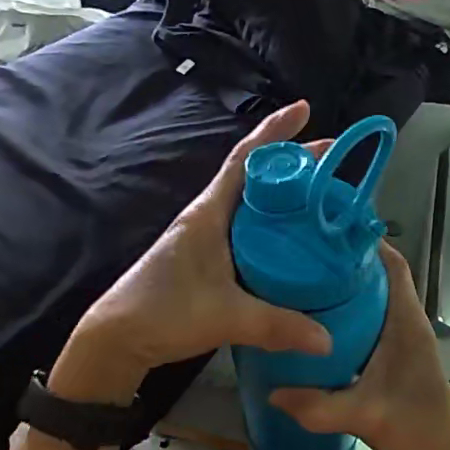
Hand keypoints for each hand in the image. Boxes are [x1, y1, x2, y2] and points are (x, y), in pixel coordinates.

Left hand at [53, 102, 332, 402]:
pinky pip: (249, 226)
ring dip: (284, 190)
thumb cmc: (164, 313)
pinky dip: (274, 220)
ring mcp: (207, 235)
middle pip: (255, 174)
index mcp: (209, 212)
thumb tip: (328, 340)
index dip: (274, 131)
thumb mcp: (225, 317)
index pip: (245, 158)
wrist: (117, 338)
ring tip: (322, 192)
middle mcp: (209, 215)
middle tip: (333, 159)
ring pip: (253, 201)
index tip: (304, 109)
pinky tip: (294, 236)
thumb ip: (277, 326)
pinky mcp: (208, 257)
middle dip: (293, 161)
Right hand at [270, 244, 449, 449]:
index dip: (367, 244)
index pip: (393, 265)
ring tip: (308, 279)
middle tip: (308, 255)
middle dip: (348, 259)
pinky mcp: (398, 346)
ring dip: (349, 283)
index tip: (332, 233)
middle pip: (381, 272)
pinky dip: (353, 306)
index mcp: (406, 319)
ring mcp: (405, 331)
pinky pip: (374, 312)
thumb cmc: (415, 424)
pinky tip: (322, 318)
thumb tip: (272, 394)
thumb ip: (318, 407)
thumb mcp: (363, 416)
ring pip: (377, 292)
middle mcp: (407, 317)